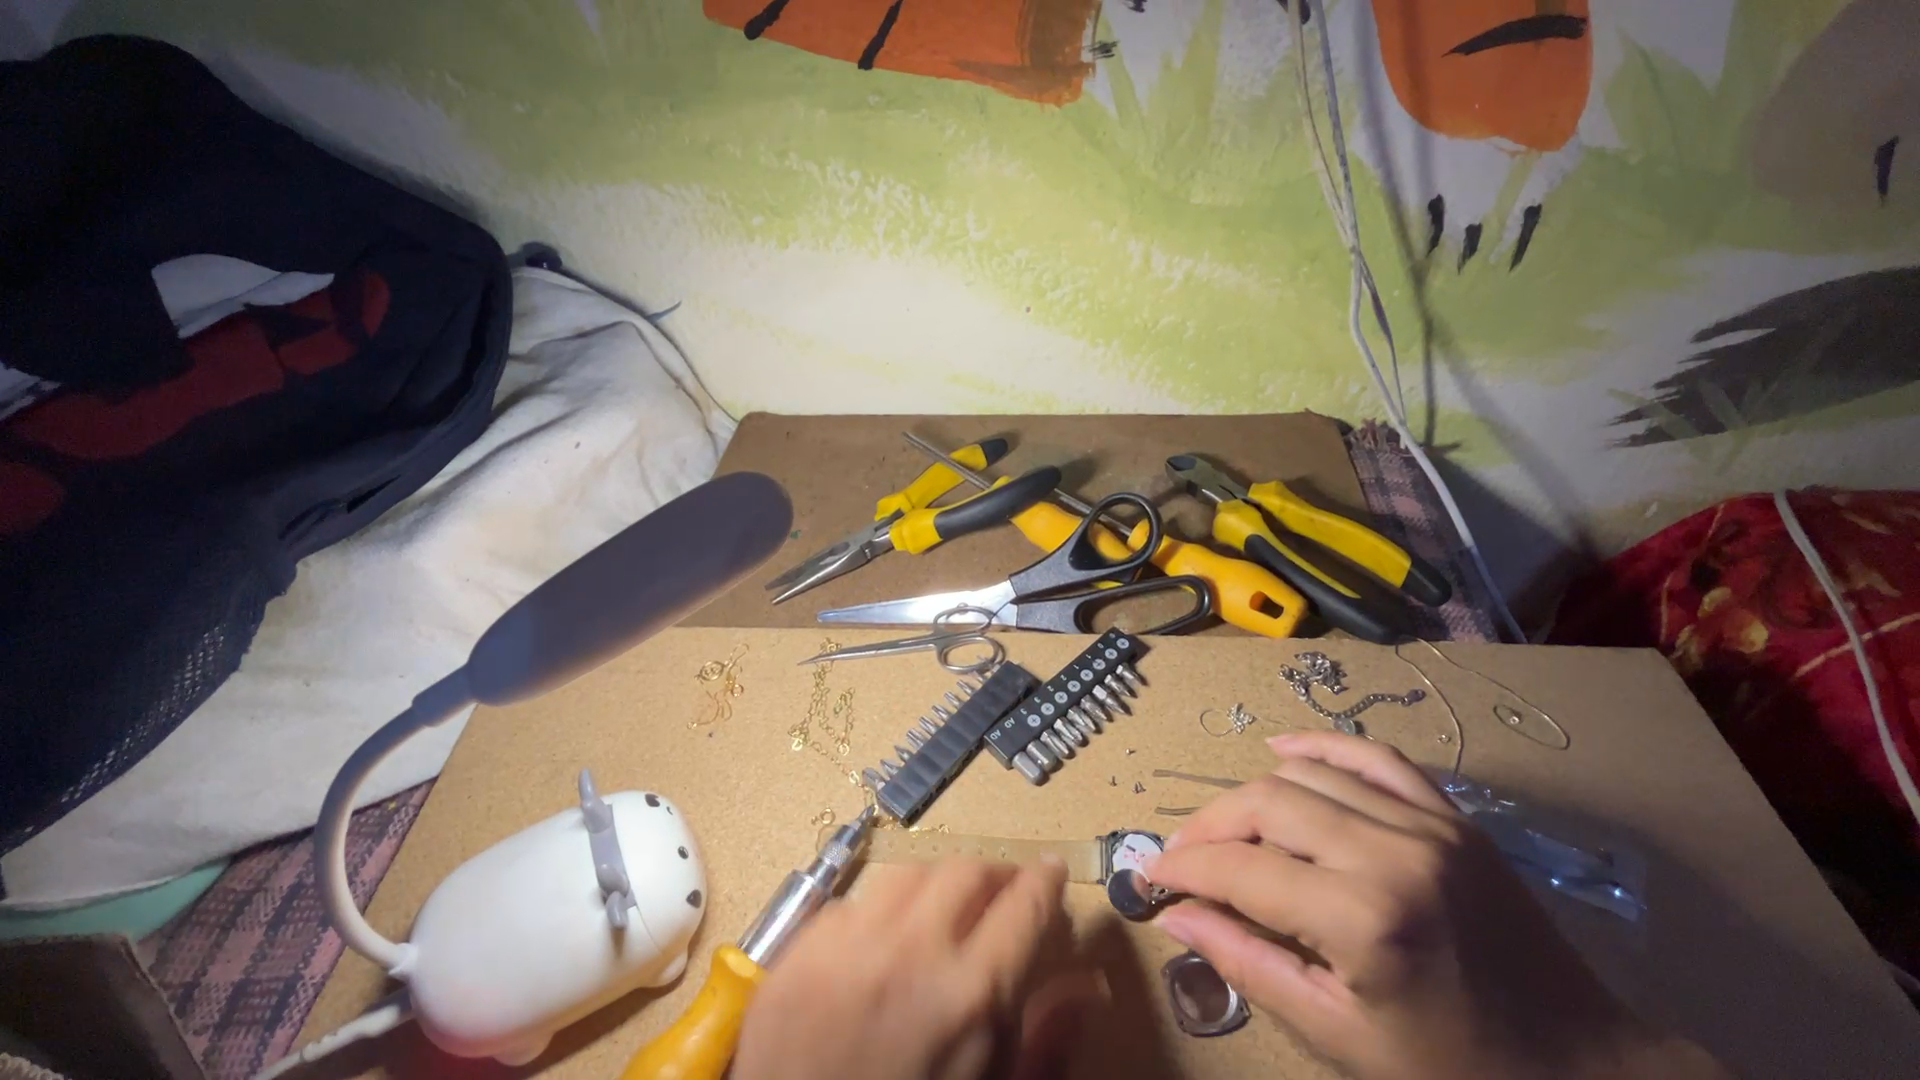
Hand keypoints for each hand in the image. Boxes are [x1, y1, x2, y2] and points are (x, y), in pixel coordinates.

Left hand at [733, 857, 1095, 1079]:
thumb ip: (1046, 1039)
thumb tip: (1093, 986)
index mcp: (968, 995)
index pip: (1023, 905)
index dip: (1045, 881)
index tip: (1052, 870)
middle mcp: (910, 951)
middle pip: (967, 872)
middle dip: (995, 873)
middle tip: (1005, 888)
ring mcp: (849, 943)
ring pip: (909, 873)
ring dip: (939, 882)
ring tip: (947, 905)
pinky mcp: (801, 949)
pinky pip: (853, 903)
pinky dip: (880, 911)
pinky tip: (884, 939)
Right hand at [1144, 732, 1726, 1079]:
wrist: (1582, 1066)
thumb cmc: (1450, 1067)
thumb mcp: (1336, 1032)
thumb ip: (1247, 962)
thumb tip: (1174, 916)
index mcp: (1362, 919)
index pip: (1241, 868)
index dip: (1184, 867)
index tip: (1149, 874)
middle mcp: (1389, 852)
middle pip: (1265, 804)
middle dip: (1208, 826)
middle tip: (1181, 856)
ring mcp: (1426, 824)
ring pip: (1307, 776)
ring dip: (1251, 795)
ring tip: (1224, 827)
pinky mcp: (1450, 815)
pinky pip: (1373, 757)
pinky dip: (1320, 748)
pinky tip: (1282, 752)